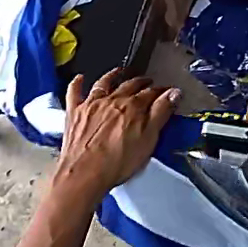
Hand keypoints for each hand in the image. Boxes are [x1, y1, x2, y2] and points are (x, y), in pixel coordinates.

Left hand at [48, 69, 179, 202]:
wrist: (84, 174)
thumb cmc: (116, 162)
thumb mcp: (149, 138)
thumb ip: (162, 113)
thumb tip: (173, 93)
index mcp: (133, 106)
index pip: (152, 93)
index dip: (162, 91)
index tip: (168, 92)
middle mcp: (112, 101)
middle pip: (130, 85)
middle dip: (141, 82)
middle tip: (148, 82)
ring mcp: (92, 105)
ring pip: (104, 83)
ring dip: (113, 75)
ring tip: (120, 72)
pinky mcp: (75, 113)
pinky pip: (74, 92)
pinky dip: (77, 83)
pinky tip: (79, 78)